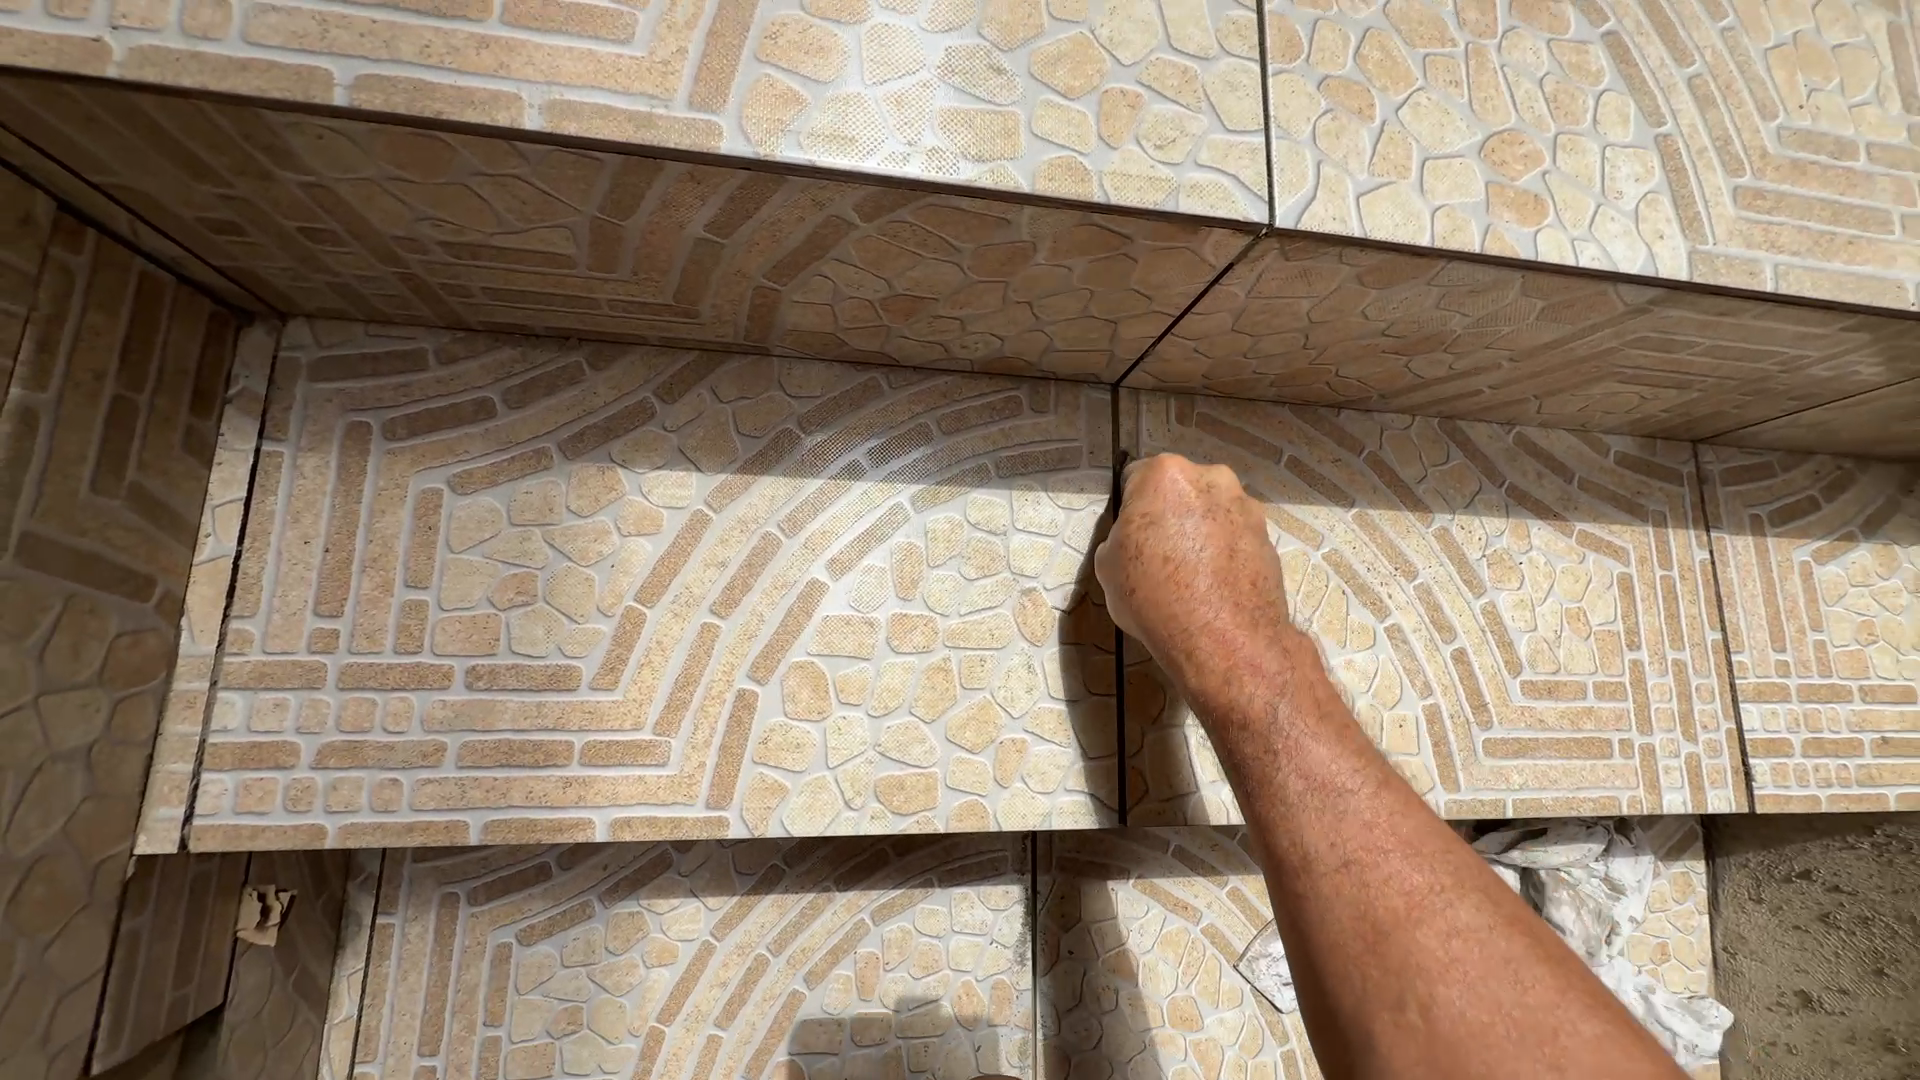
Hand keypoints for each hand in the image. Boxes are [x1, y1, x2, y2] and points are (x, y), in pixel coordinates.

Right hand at [1093, 453, 1294, 691]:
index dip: (1129, 507)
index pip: (1135, 478)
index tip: (1129, 534)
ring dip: (1200, 531)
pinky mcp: (1269, 537)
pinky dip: (1224, 553)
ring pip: (1211, 512)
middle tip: (1158, 553)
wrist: (1223, 639)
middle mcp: (1211, 478)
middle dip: (1169, 513)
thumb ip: (1121, 537)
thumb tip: (1135, 539)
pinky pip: (1235, 538)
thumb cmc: (1154, 595)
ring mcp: (1247, 506)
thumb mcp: (1107, 565)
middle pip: (1179, 490)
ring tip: (1191, 575)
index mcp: (1164, 474)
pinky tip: (1214, 585)